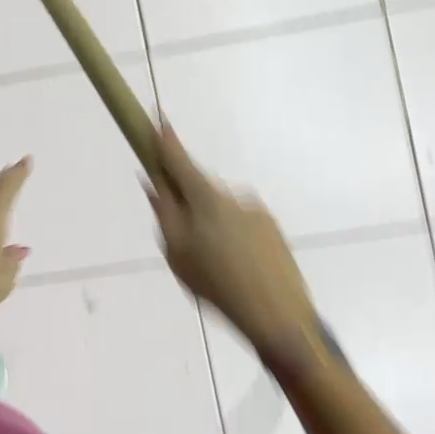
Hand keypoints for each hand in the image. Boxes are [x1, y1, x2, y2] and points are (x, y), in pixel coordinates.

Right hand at [144, 127, 318, 354]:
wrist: (280, 318)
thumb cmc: (216, 285)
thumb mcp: (176, 251)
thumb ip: (164, 213)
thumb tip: (154, 181)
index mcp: (206, 199)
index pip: (179, 159)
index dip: (164, 138)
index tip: (156, 114)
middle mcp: (234, 196)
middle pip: (198, 187)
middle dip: (183, 201)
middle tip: (178, 238)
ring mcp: (258, 213)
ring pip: (218, 209)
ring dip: (207, 225)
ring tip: (209, 266)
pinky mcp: (274, 232)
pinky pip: (239, 224)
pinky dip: (228, 237)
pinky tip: (230, 269)